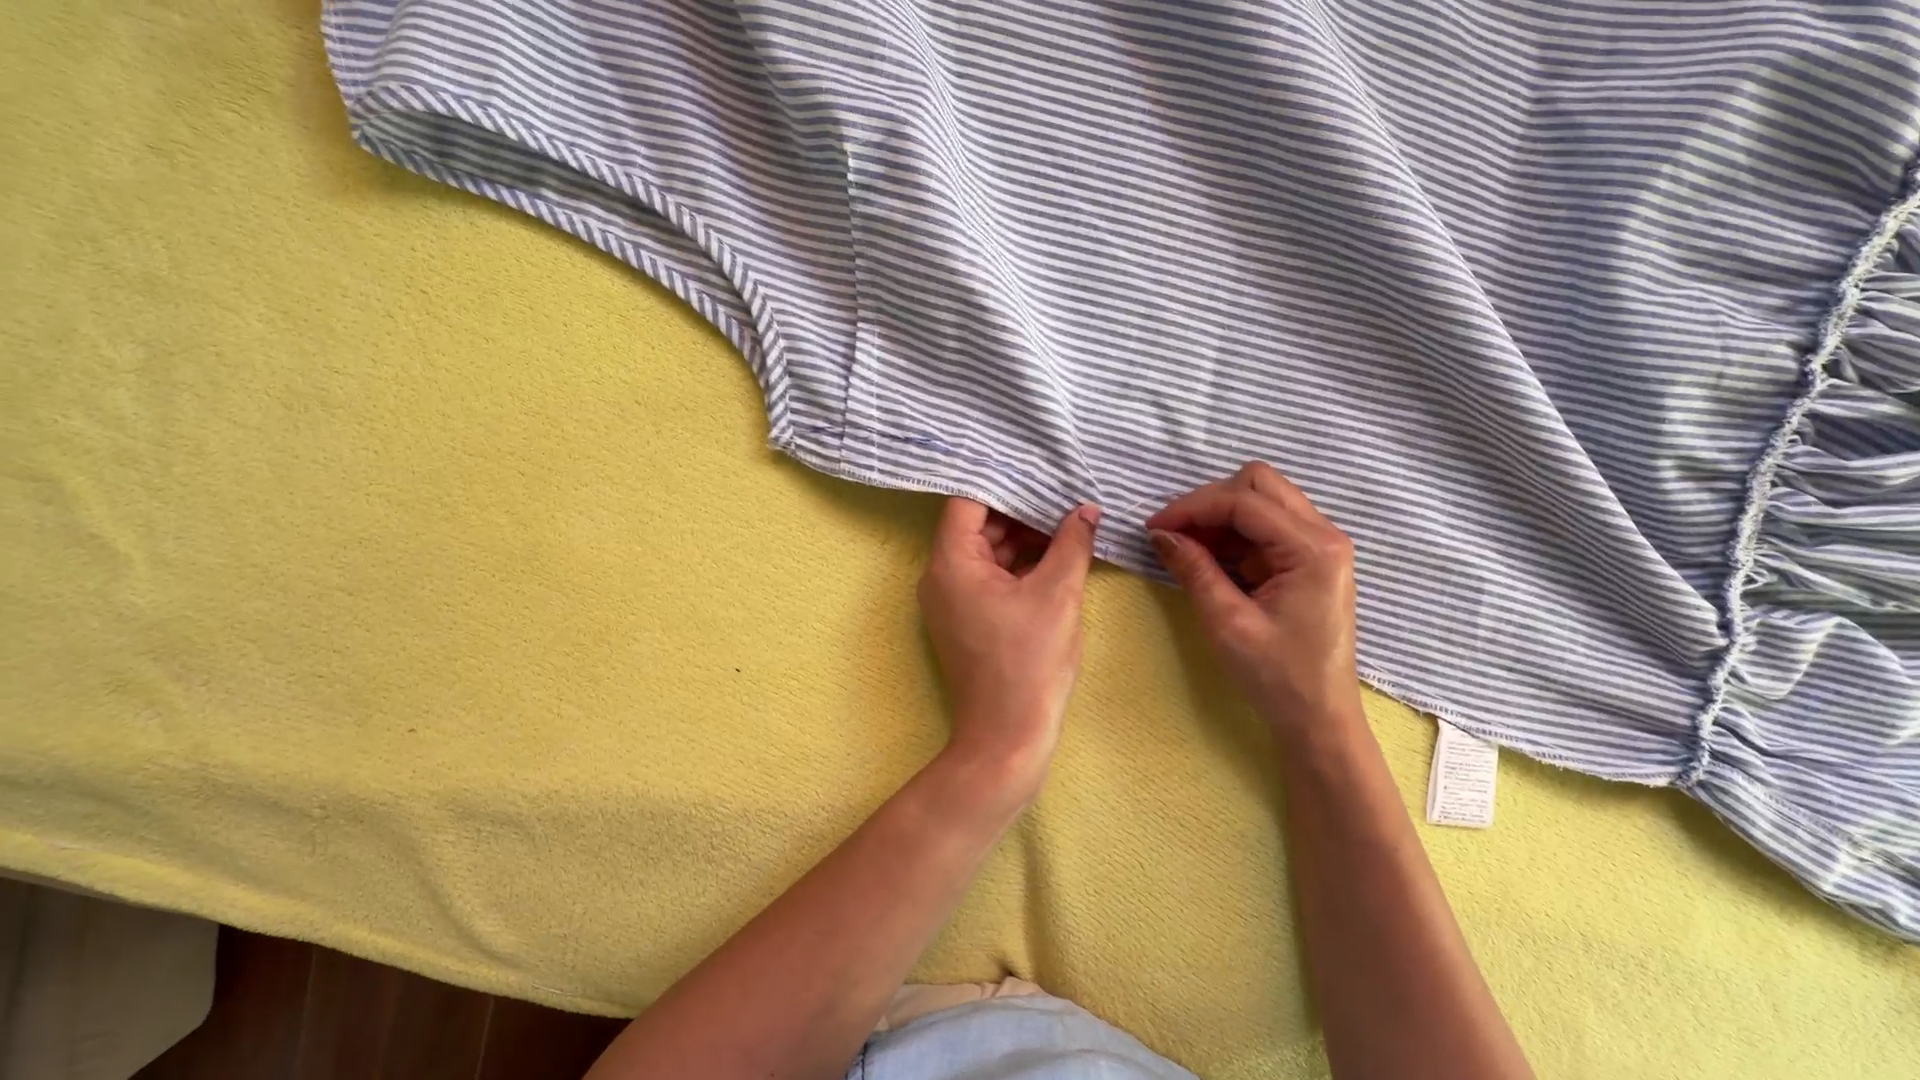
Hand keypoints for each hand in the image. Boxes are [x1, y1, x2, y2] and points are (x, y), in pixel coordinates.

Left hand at [918, 498, 1100, 789]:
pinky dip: (1017, 566)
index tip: (1041, 473)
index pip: (969, 501)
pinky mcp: (964, 620)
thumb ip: (1071, 543)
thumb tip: (1086, 509)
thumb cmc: (1029, 662)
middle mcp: (939, 577)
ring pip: (985, 552)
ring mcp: (950, 601)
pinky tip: (1056, 559)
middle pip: (977, 525)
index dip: (1005, 483)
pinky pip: (987, 578)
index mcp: (951, 563)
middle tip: (1064, 498)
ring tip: (1068, 525)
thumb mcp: (1058, 594)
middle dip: (1021, 512)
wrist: (1007, 736)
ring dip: (1023, 540)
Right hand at [1147, 462, 1361, 732]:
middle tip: (1174, 533)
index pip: (1244, 501)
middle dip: (1209, 501)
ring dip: (1220, 516)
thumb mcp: (1228, 623)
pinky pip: (1267, 525)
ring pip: (1263, 499)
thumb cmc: (1278, 677)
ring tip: (1186, 548)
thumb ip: (1195, 570)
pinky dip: (1234, 533)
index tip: (1153, 528)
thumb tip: (1161, 534)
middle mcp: (1325, 535)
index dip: (1192, 507)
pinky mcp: (1310, 558)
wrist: (1320, 717)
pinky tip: (1209, 558)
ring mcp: (1321, 545)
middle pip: (1259, 483)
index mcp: (1313, 549)